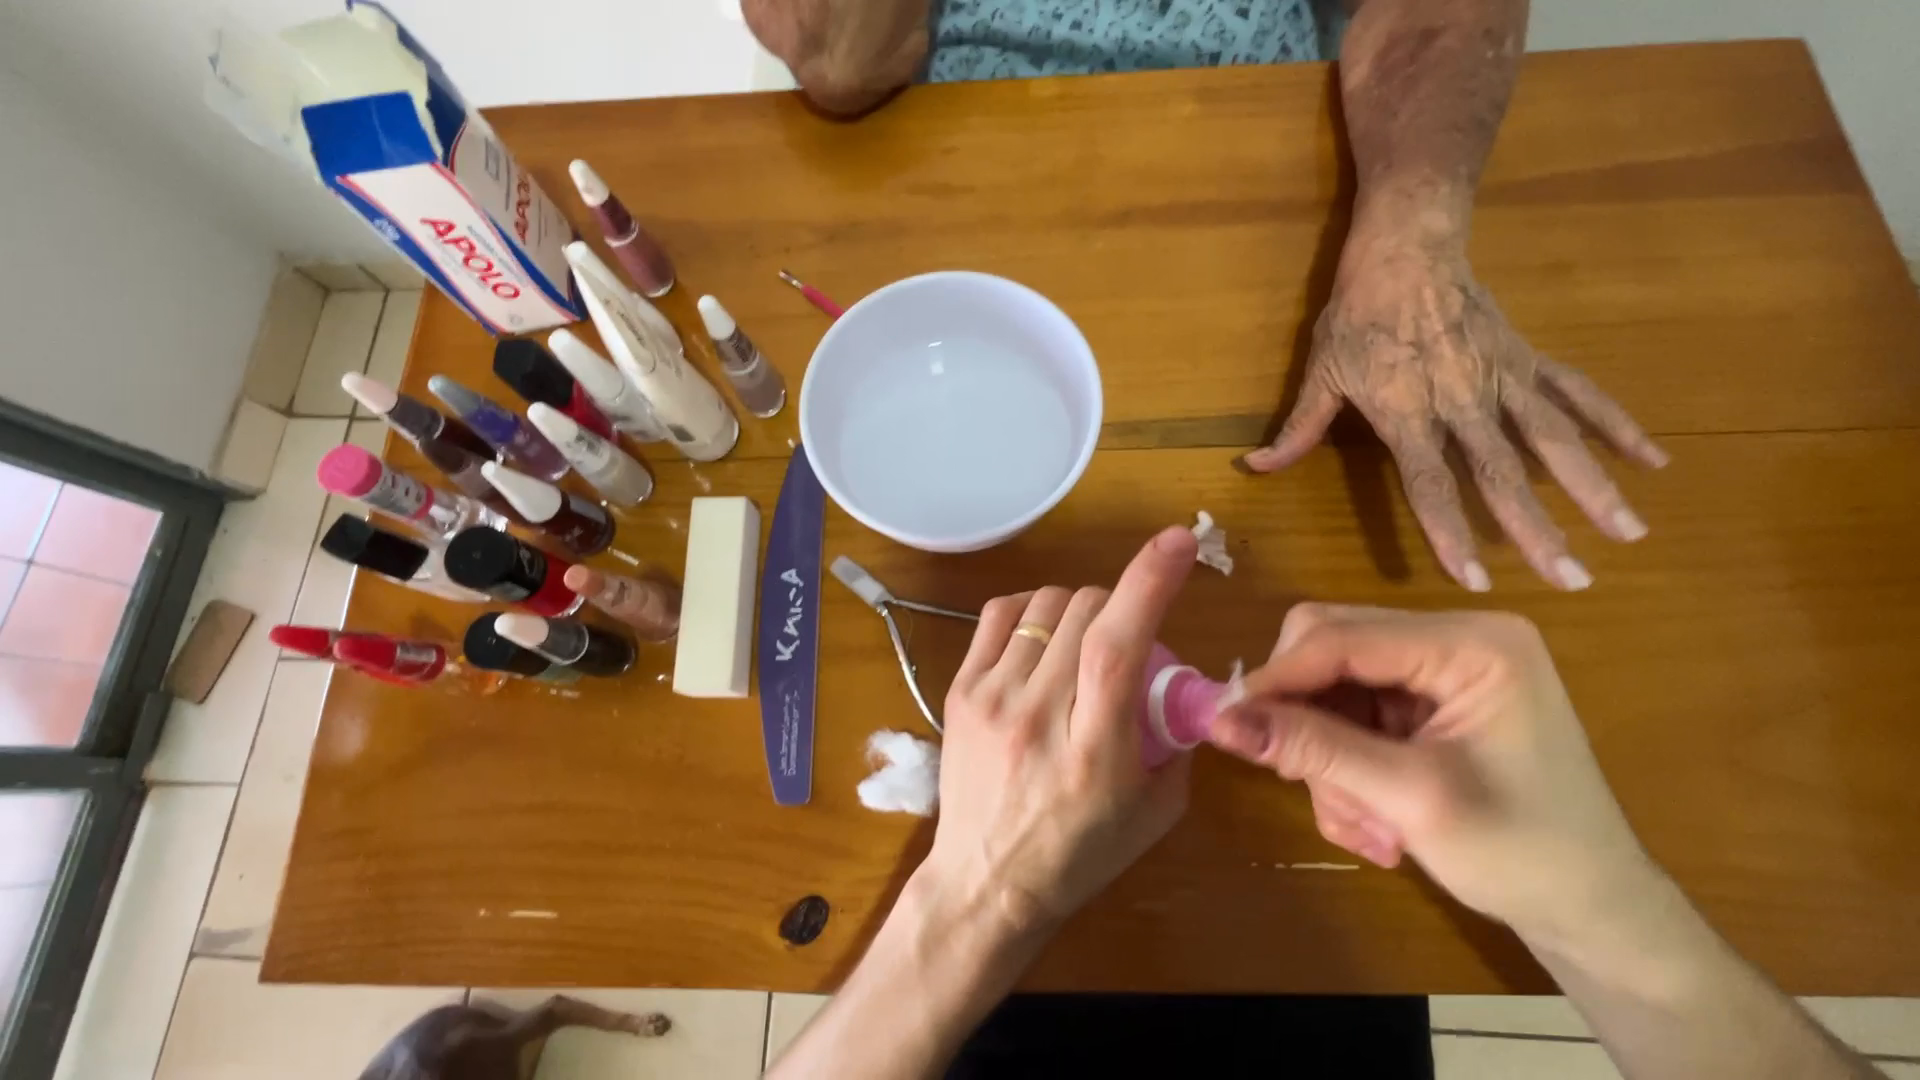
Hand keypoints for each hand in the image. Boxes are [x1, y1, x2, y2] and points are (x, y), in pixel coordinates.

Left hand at [918, 527, 1197, 932]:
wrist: (986, 881)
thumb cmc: (1079, 853)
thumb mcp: (1155, 811)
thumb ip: (1176, 738)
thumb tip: (1180, 678)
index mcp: (1093, 749)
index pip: (1119, 644)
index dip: (1151, 582)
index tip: (1179, 543)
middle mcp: (1038, 714)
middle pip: (1084, 611)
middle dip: (1121, 603)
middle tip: (1126, 637)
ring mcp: (991, 697)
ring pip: (1044, 605)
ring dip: (1079, 608)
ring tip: (1081, 643)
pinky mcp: (961, 690)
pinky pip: (1000, 614)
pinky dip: (1032, 609)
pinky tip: (1042, 636)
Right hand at [1209, 603, 1657, 941]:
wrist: (1593, 910)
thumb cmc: (1522, 854)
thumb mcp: (1409, 800)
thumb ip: (1313, 750)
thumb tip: (1219, 720)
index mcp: (1472, 643)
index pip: (1341, 637)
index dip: (1277, 677)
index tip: (1224, 724)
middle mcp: (1454, 637)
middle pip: (1328, 646)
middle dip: (1304, 715)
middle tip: (1295, 776)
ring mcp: (1439, 666)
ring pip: (1330, 682)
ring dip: (1322, 749)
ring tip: (1358, 820)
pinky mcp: (1425, 698)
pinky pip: (1348, 709)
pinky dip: (1339, 759)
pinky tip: (1368, 813)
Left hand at [1238, 238, 1668, 591]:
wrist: (1406, 250)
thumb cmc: (1356, 317)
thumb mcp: (1319, 373)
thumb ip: (1297, 429)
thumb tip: (1255, 469)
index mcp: (1408, 414)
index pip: (1430, 485)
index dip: (1451, 533)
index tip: (1478, 579)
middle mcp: (1463, 402)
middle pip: (1502, 474)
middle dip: (1538, 529)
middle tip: (1572, 579)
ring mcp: (1504, 378)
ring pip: (1555, 439)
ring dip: (1593, 487)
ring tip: (1629, 534)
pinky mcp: (1529, 357)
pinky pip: (1579, 392)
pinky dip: (1616, 423)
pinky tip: (1654, 459)